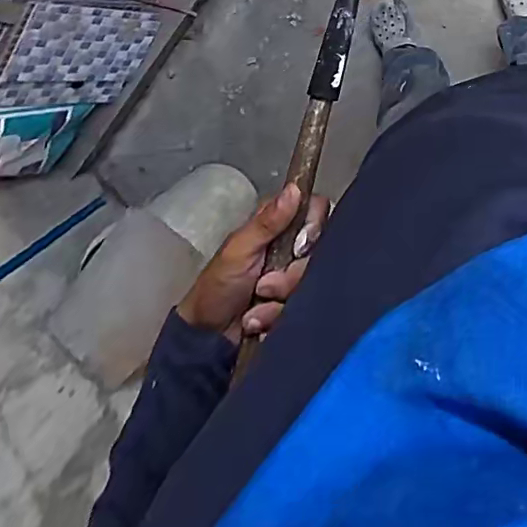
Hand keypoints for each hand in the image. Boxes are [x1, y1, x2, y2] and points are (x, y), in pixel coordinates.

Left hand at [175, 182, 330, 343]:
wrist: (208, 337)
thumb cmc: (217, 286)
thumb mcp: (239, 250)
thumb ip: (268, 222)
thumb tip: (295, 189)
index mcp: (277, 223)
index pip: (315, 210)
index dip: (314, 227)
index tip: (298, 246)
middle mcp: (291, 244)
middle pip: (319, 250)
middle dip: (291, 276)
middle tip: (263, 285)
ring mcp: (294, 273)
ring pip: (312, 280)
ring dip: (281, 298)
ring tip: (256, 304)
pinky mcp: (295, 300)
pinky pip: (305, 304)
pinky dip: (278, 315)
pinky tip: (258, 319)